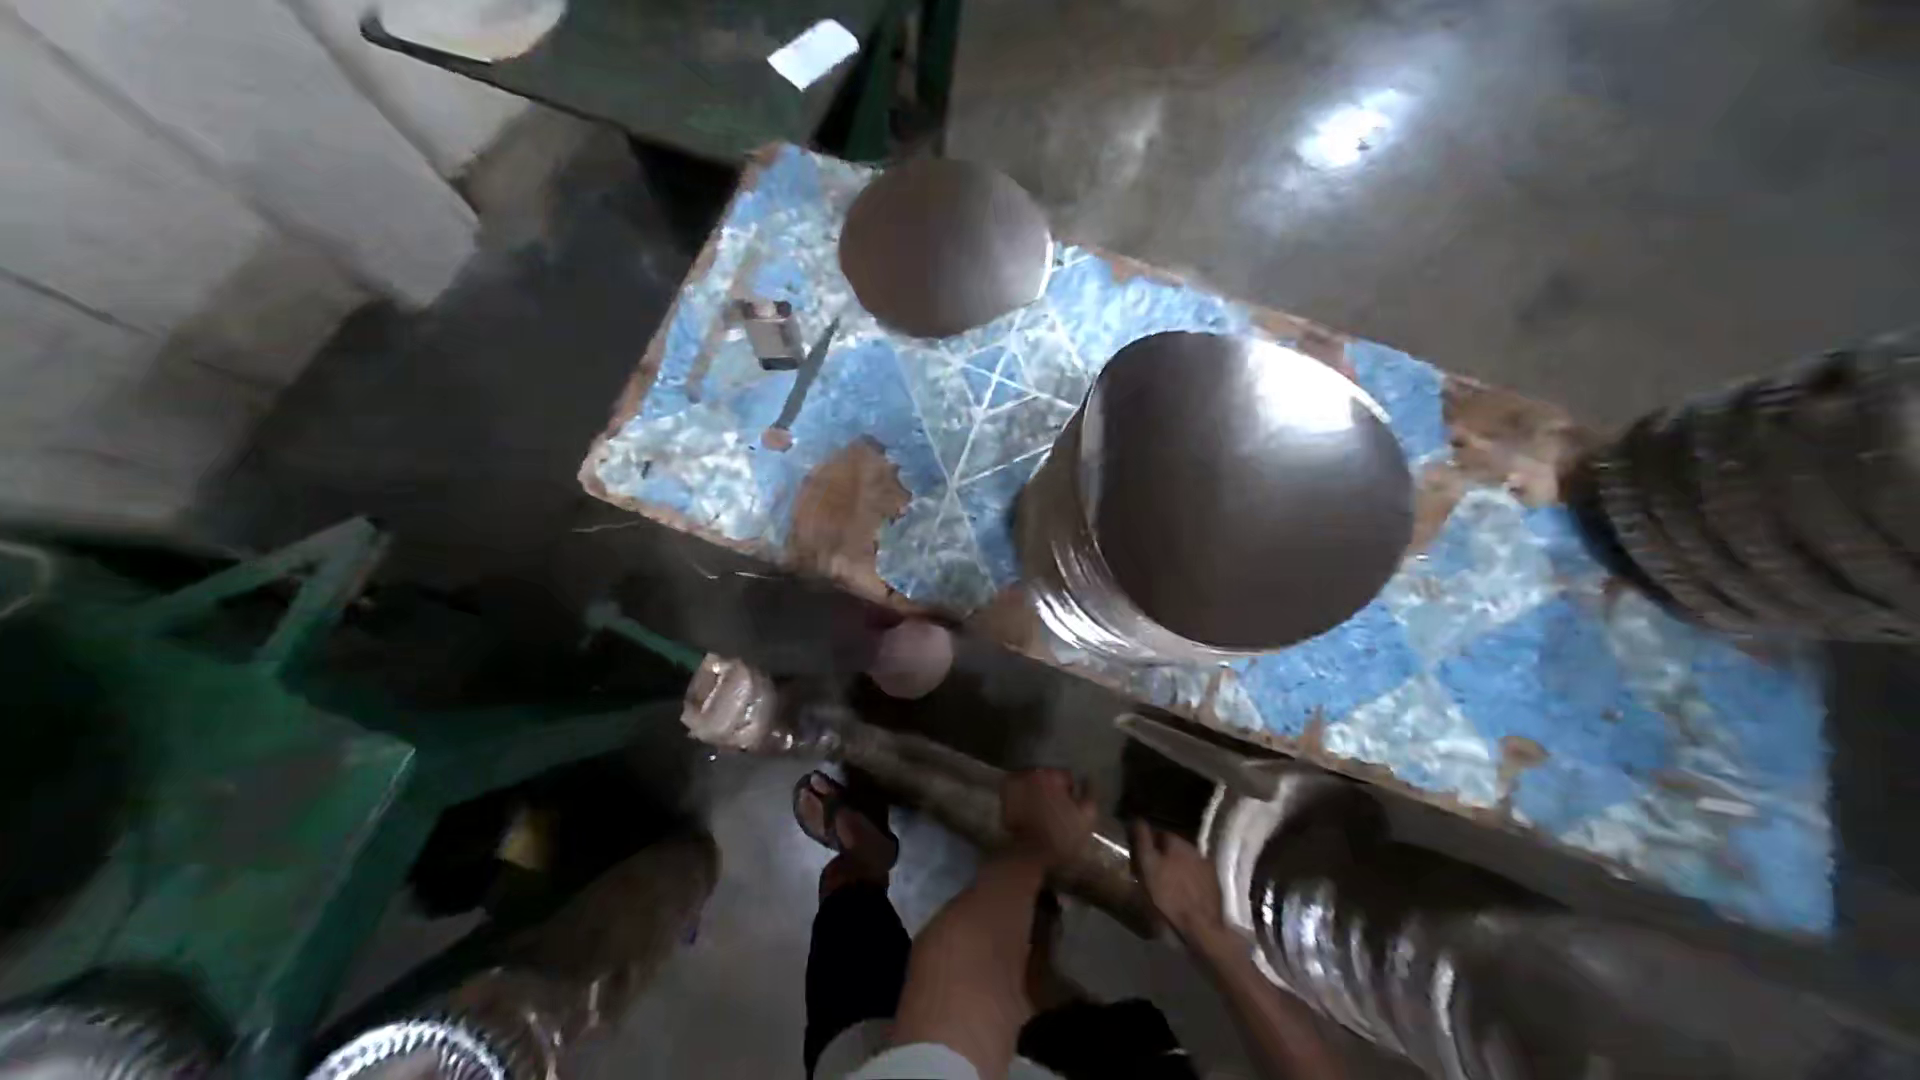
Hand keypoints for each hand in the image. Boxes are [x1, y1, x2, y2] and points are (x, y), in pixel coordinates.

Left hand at [1001, 768, 1095, 869]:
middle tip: (1054, 807)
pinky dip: (1021, 793)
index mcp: (1054, 776)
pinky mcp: (1004, 791)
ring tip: (1039, 808)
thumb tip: (1087, 779)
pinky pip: (1016, 786)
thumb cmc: (1061, 838)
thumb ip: (1089, 794)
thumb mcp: (1086, 818)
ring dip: (1036, 789)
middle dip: (1051, 788)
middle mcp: (1033, 773)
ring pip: (1031, 779)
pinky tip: (1026, 807)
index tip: (1068, 805)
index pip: (1065, 776)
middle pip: (1047, 775)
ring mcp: (1016, 780)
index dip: (1069, 791)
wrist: (1029, 855)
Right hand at [1130, 821, 1233, 954]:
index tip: (1141, 855)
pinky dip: (1189, 878)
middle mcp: (1195, 848)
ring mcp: (1207, 866)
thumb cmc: (1169, 895)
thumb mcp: (1147, 866)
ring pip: (1186, 860)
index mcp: (1177, 842)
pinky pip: (1197, 875)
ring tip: (1167, 881)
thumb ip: (1142, 841)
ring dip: (1177, 866)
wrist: (1201, 927)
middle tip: (1153, 869)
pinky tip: (1183, 891)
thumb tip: (1138, 819)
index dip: (1149, 843)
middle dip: (1164, 854)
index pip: (1159, 833)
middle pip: (1174, 846)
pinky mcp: (1215, 884)